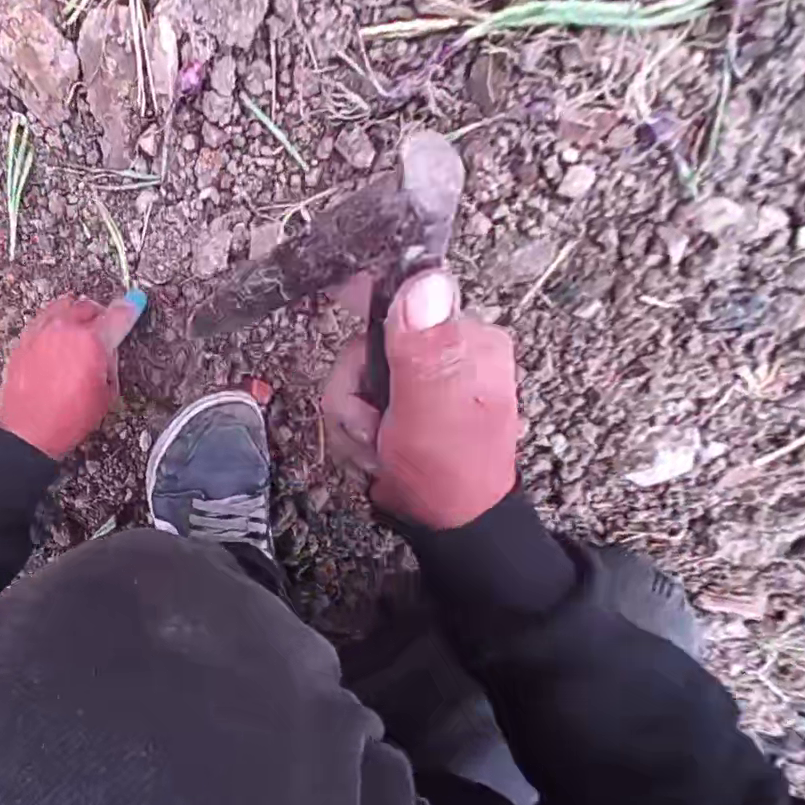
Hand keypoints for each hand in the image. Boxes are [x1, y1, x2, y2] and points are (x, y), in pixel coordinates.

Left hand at [0, 290, 145, 457]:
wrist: (29, 431)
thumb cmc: (68, 418)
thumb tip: (110, 347)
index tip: (136, 301)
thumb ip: (110, 362)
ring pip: (64, 305)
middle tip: (106, 328)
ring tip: (82, 329)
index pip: (118, 315)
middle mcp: (66, 330)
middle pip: (89, 305)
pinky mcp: (25, 339)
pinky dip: (56, 321)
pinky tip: (60, 336)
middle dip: (102, 314)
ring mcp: (42, 332)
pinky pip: (44, 317)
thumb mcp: (107, 394)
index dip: (131, 307)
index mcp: (92, 342)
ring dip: (77, 313)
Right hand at [322, 269, 517, 529]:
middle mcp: (442, 352)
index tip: (338, 296)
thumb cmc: (448, 474)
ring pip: (351, 375)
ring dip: (351, 418)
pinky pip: (352, 399)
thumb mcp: (433, 411)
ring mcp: (417, 378)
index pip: (407, 295)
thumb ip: (424, 350)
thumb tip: (423, 283)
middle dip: (354, 392)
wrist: (443, 521)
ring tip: (376, 446)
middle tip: (373, 425)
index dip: (366, 300)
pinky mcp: (398, 400)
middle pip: (365, 343)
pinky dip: (353, 429)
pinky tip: (373, 450)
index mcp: (466, 341)